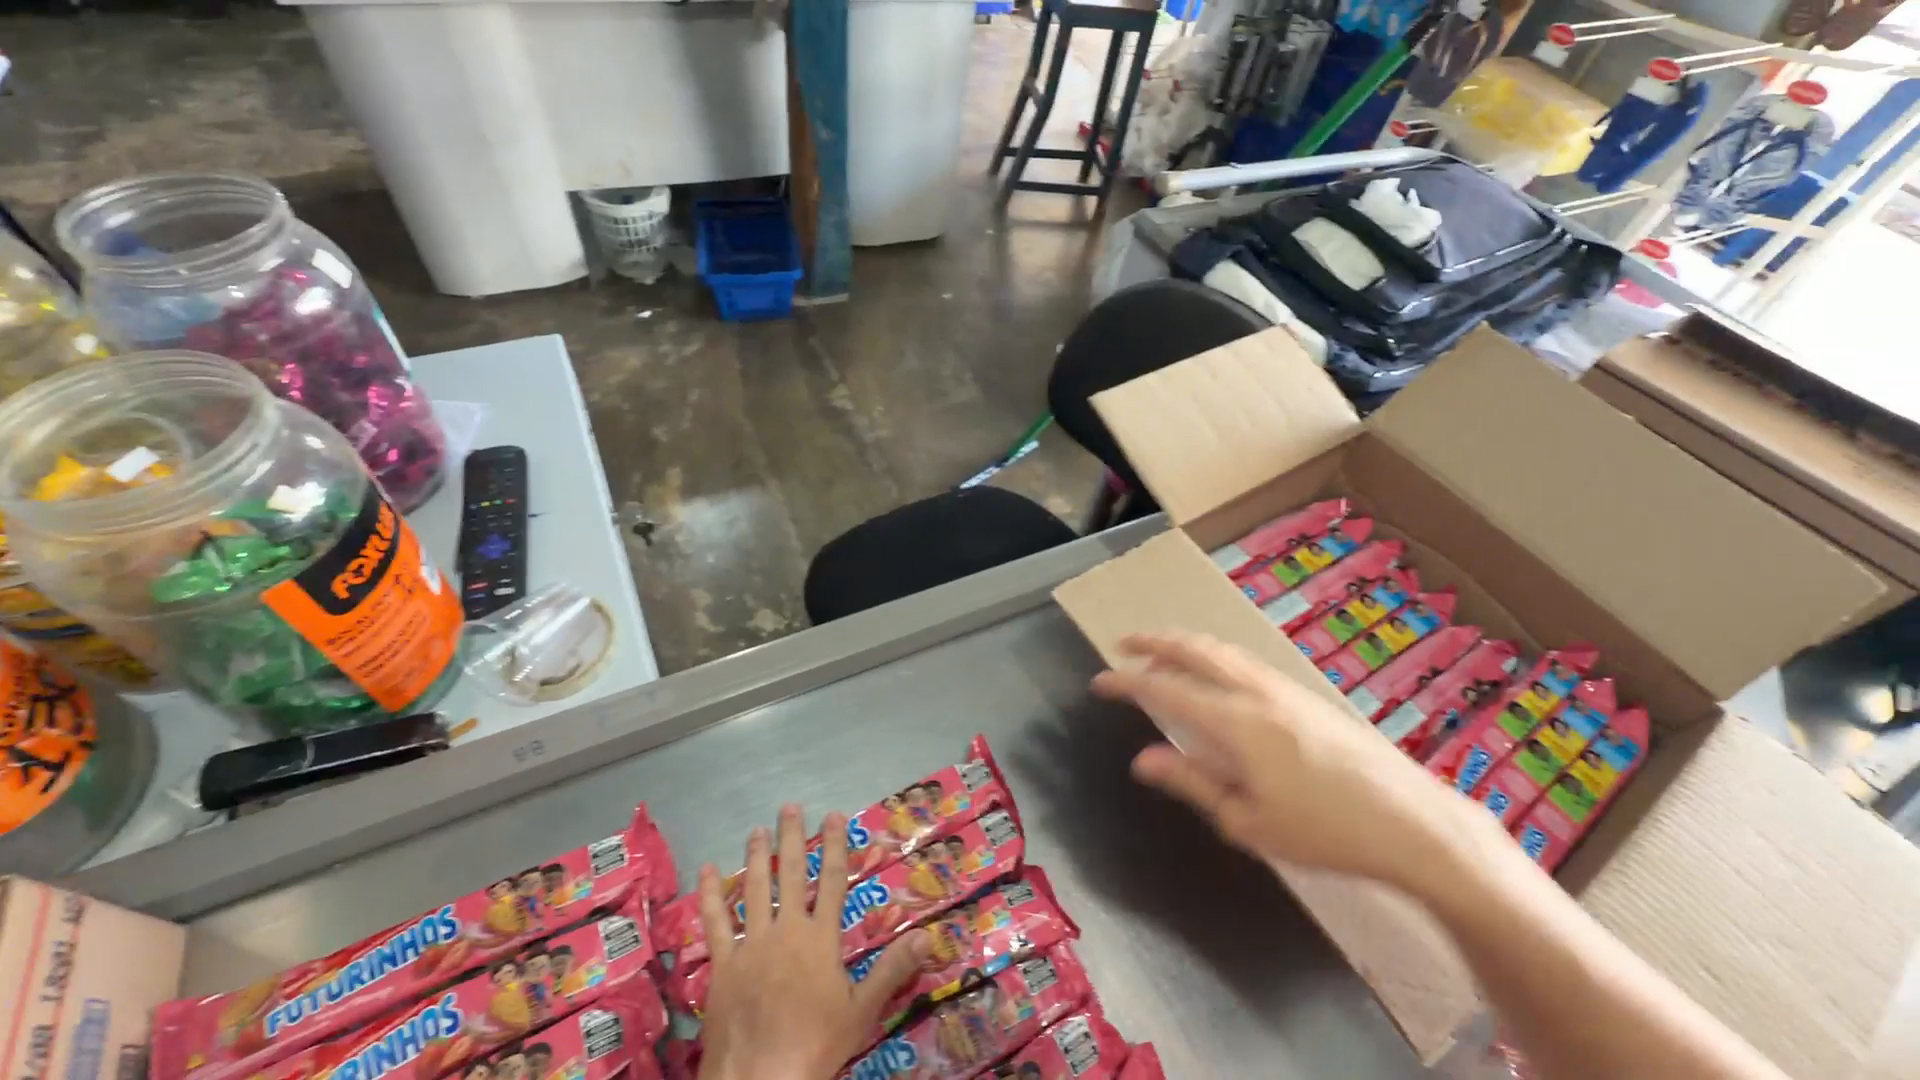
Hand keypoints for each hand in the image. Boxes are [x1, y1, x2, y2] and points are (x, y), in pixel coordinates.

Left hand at [697, 805, 930, 1079]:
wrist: (760, 1076)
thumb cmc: (816, 1044)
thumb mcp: (863, 1010)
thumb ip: (892, 970)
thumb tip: (927, 935)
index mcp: (820, 939)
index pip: (831, 882)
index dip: (835, 846)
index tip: (834, 816)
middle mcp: (786, 931)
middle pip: (790, 875)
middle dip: (792, 839)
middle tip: (790, 807)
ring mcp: (750, 944)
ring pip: (753, 889)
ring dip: (756, 857)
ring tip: (757, 830)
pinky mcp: (722, 964)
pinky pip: (714, 923)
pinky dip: (710, 895)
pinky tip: (707, 871)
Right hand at [1092, 631, 1503, 896]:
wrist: (1413, 822)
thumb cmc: (1324, 832)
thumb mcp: (1247, 820)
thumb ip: (1192, 782)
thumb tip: (1142, 758)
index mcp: (1236, 723)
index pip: (1166, 690)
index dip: (1127, 682)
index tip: (1098, 681)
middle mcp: (1258, 692)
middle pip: (1197, 651)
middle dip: (1156, 642)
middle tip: (1124, 644)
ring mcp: (1288, 689)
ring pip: (1226, 650)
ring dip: (1188, 644)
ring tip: (1164, 653)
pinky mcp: (1309, 696)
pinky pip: (1248, 661)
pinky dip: (1217, 655)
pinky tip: (1219, 674)